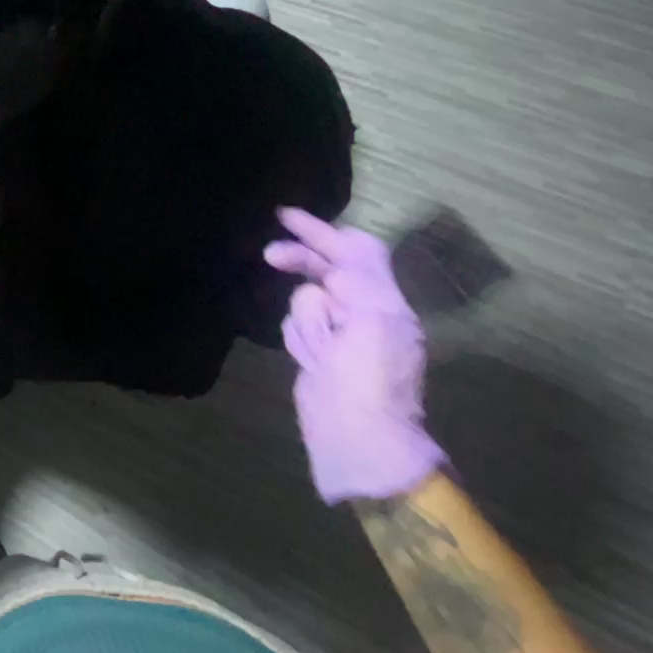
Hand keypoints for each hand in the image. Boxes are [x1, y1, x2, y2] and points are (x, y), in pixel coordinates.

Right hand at [265, 208, 445, 504]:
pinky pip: (296, 327)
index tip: (282, 215)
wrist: (357, 437)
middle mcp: (365, 313)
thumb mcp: (373, 317)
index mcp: (385, 301)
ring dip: (305, 318)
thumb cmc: (369, 376)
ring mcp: (339, 335)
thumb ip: (359, 275)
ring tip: (318, 351)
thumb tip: (331, 262)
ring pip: (305, 300)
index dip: (321, 229)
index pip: (356, 250)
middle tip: (268, 256)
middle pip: (327, 270)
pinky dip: (298, 337)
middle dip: (301, 264)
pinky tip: (309, 361)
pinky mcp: (318, 355)